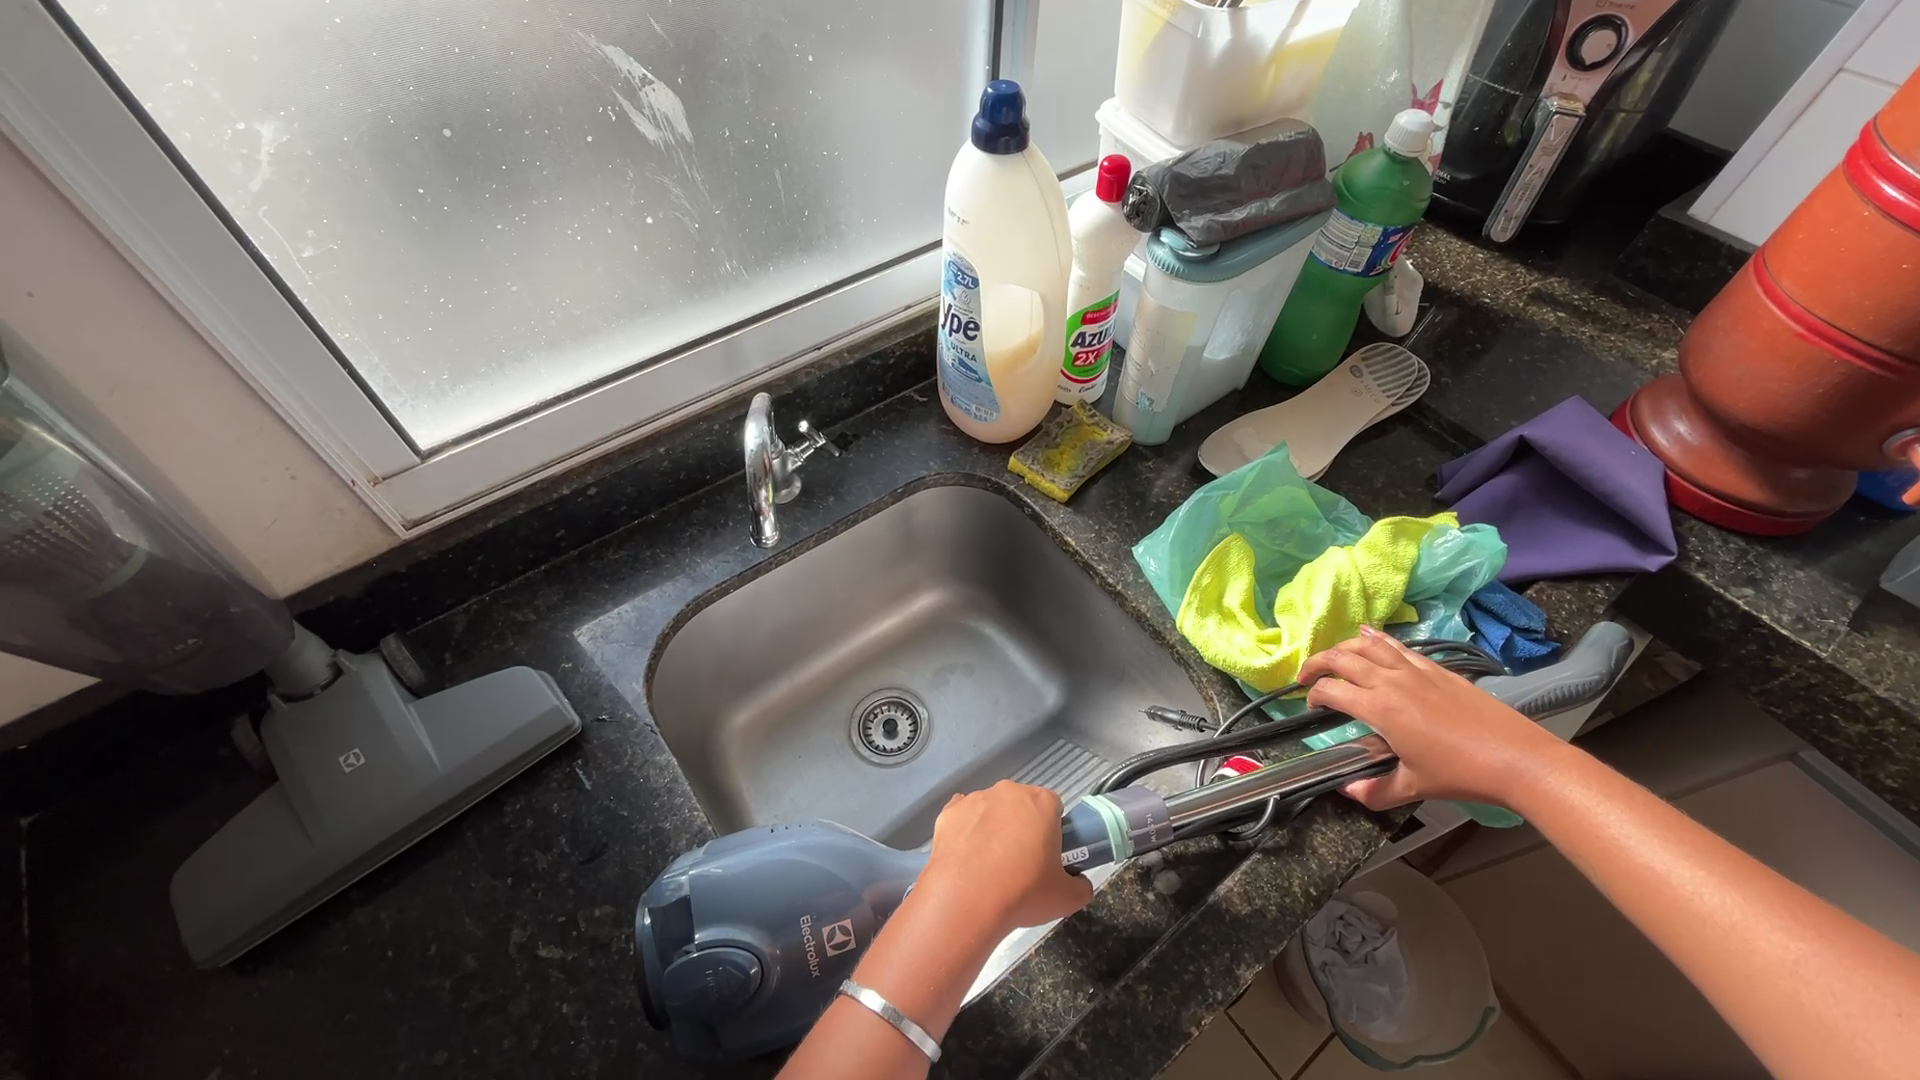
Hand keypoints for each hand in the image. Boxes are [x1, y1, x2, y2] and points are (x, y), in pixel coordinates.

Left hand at [920, 781, 1093, 934]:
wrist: (965, 899)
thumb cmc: (1022, 892)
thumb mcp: (1066, 899)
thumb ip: (1081, 886)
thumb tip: (1079, 883)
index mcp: (1042, 802)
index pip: (1054, 806)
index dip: (1053, 830)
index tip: (1048, 855)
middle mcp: (1009, 792)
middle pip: (1021, 805)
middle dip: (1023, 827)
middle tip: (1021, 864)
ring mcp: (975, 798)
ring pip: (991, 810)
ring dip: (993, 829)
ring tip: (988, 868)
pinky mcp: (948, 812)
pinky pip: (963, 817)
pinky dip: (966, 832)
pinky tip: (966, 858)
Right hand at [1299, 626, 1566, 809]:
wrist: (1518, 759)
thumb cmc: (1462, 773)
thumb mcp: (1413, 787)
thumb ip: (1374, 791)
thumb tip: (1347, 791)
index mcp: (1379, 708)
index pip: (1331, 691)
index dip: (1314, 696)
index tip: (1311, 707)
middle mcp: (1391, 681)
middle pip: (1341, 658)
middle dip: (1316, 664)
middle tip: (1306, 677)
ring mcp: (1415, 670)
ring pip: (1368, 644)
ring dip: (1343, 646)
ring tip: (1333, 656)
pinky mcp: (1436, 669)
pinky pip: (1398, 646)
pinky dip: (1377, 638)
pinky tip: (1369, 636)